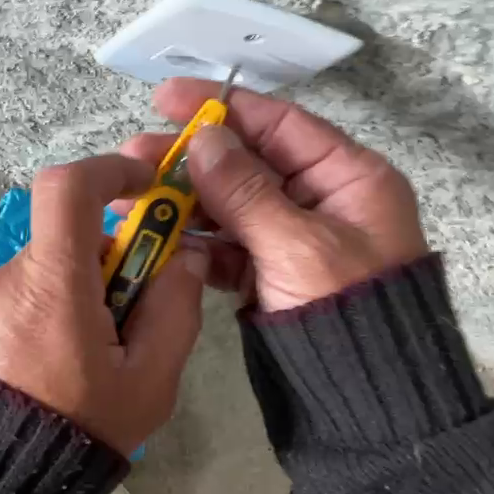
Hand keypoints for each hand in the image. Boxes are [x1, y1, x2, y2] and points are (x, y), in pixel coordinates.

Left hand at [0, 154, 207, 452]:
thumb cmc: (77, 437)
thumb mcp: (148, 385)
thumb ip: (173, 309)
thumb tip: (183, 255)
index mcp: (49, 288)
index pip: (68, 189)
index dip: (108, 172)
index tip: (141, 187)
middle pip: (60, 237)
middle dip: (98, 258)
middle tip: (120, 314)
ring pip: (33, 270)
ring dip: (63, 292)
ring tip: (75, 357)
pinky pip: (4, 296)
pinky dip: (31, 312)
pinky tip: (38, 366)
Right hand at [126, 79, 428, 311]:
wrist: (361, 395)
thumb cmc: (342, 308)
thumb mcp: (297, 244)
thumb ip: (245, 191)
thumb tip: (203, 138)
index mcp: (348, 178)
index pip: (280, 124)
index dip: (223, 107)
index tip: (167, 98)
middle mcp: (318, 201)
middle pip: (246, 164)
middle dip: (190, 158)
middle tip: (134, 154)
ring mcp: (288, 239)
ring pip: (227, 207)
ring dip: (182, 201)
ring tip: (132, 196)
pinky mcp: (266, 274)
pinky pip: (224, 247)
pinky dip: (192, 243)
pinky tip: (157, 238)